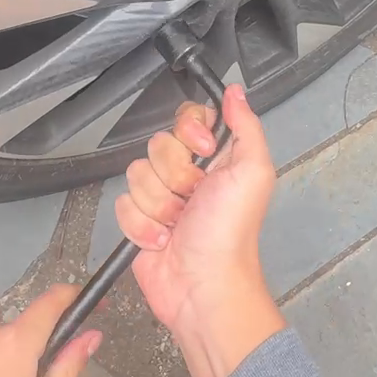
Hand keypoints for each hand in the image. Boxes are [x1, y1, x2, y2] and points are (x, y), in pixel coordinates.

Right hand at [115, 84, 285, 376]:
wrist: (204, 286)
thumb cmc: (232, 230)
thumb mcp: (253, 171)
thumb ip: (246, 126)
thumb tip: (235, 91)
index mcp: (215, 156)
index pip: (188, 117)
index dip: (189, 130)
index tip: (204, 149)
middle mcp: (187, 171)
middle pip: (158, 143)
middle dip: (175, 174)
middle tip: (194, 197)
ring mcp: (161, 196)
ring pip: (137, 173)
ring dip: (160, 203)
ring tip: (179, 223)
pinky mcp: (138, 221)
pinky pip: (123, 204)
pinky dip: (142, 225)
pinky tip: (162, 239)